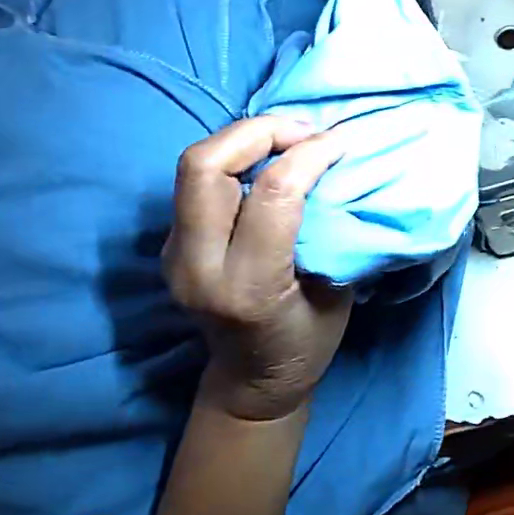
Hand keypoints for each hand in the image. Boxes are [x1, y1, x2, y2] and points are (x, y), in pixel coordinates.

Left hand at [164, 116, 350, 421]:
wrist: (251, 383)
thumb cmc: (307, 342)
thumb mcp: (337, 291)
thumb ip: (330, 229)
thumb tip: (338, 168)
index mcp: (248, 287)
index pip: (273, 196)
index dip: (310, 155)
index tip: (341, 144)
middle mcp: (198, 267)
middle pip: (205, 166)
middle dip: (260, 131)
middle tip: (305, 131)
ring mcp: (175, 254)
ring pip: (193, 164)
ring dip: (245, 138)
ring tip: (289, 139)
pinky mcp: (172, 243)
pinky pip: (197, 179)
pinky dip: (236, 155)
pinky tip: (267, 160)